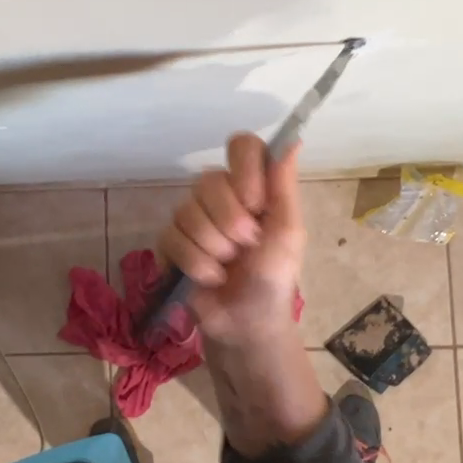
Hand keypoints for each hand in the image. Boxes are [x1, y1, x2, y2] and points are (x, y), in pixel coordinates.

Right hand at [156, 131, 305, 349]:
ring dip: (214, 249)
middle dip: (230, 223)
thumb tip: (292, 140)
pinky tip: (209, 278)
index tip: (255, 203)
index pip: (241, 146)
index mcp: (250, 186)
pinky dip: (196, 264)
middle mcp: (217, 194)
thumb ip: (284, 187)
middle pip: (208, 181)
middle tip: (246, 248)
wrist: (248, 323)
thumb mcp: (288, 233)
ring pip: (187, 212)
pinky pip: (172, 238)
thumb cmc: (273, 278)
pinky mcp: (169, 243)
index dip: (244, 172)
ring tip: (227, 268)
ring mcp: (189, 217)